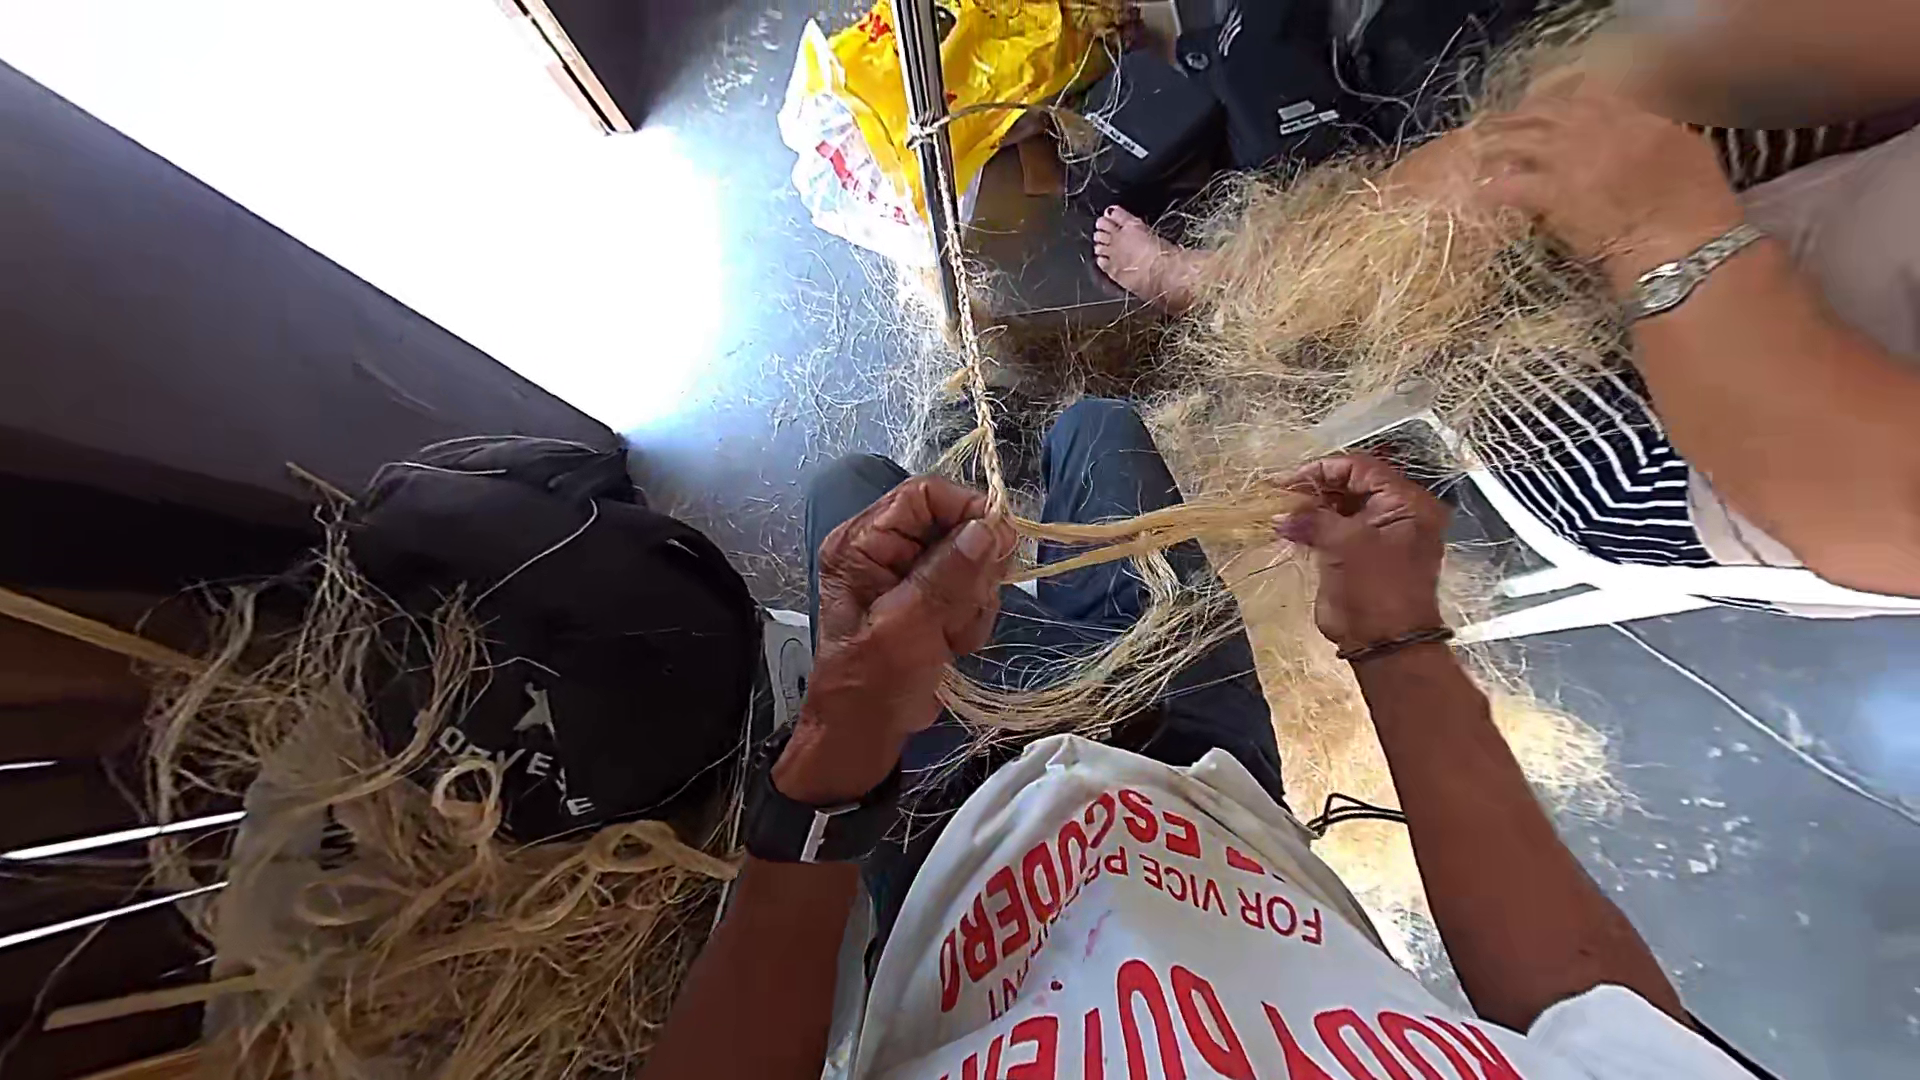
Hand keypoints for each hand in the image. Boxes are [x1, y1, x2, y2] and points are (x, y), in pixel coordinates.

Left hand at [774, 477, 1014, 803]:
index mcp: (864, 543)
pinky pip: (972, 588)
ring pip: (971, 560)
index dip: (967, 509)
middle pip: (955, 526)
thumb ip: (947, 576)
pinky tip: (952, 644)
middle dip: (971, 571)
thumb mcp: (907, 628)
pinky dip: (971, 617)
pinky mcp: (930, 599)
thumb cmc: (872, 684)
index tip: (1000, 542)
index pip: (924, 495)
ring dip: (973, 600)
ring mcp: (910, 575)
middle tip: (963, 609)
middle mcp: (885, 549)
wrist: (865, 736)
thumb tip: (989, 527)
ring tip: (949, 636)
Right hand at [1275, 455, 1449, 654]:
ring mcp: (1375, 535)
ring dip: (1308, 509)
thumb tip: (1281, 514)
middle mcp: (1395, 515)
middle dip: (1313, 490)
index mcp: (1406, 504)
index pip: (1362, 469)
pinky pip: (1332, 530)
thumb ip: (1313, 519)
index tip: (1288, 481)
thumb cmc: (1374, 587)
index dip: (1323, 470)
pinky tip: (1287, 529)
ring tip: (1279, 513)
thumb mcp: (1346, 543)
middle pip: (1349, 486)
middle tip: (1279, 496)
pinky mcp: (1357, 555)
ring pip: (1338, 508)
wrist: (1382, 640)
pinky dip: (1309, 527)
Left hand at [1471, 75, 1746, 289]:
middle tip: (1489, 129)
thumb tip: (1603, 135)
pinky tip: (1478, 194)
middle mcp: (1604, 133)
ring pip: (1524, 144)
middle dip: (1516, 119)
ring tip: (1474, 158)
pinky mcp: (1556, 194)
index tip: (1531, 110)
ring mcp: (1577, 162)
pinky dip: (1492, 189)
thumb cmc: (1684, 201)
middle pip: (1549, 115)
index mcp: (1637, 120)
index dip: (1553, 102)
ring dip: (1496, 150)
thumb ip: (1637, 135)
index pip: (1587, 97)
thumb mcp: (1675, 150)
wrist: (1676, 235)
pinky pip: (1512, 186)